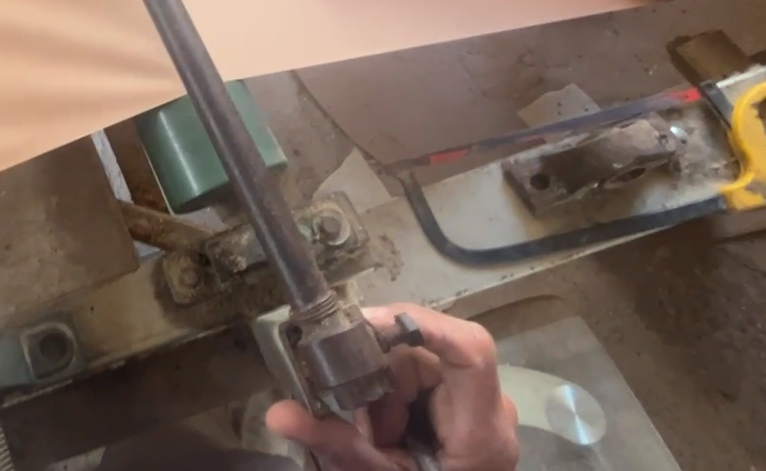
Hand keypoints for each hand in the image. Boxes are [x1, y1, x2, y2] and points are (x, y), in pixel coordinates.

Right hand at [265, 305, 517, 470]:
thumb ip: (335, 443)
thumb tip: (276, 413)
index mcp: (480, 429)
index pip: (469, 349)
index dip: (419, 321)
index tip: (363, 323)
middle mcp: (489, 407)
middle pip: (423, 351)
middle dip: (379, 371)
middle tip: (356, 413)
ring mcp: (481, 402)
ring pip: (415, 357)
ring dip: (382, 385)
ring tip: (375, 433)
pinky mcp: (467, 402)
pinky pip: (420, 371)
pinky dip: (392, 392)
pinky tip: (386, 427)